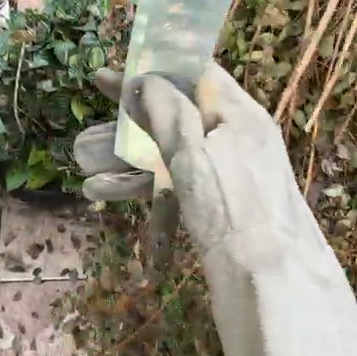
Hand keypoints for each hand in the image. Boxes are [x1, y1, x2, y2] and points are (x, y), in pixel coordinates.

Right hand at [73, 64, 356, 355]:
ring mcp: (229, 174)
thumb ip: (166, 111)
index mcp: (238, 113)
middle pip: (175, 117)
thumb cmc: (230, 206)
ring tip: (85, 173)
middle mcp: (235, 137)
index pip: (193, 73)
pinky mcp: (221, 206)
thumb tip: (144, 80)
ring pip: (171, 156)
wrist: (271, 285)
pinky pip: (179, 187)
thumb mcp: (192, 151)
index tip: (110, 77)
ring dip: (128, 163)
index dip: (150, 70)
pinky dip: (148, 191)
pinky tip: (110, 199)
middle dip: (128, 127)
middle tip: (87, 133)